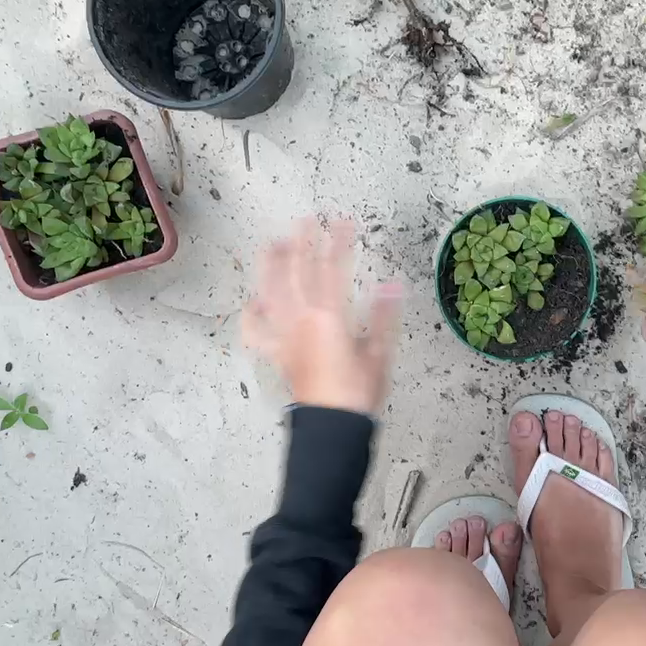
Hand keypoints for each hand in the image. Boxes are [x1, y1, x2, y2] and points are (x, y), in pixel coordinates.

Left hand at [241, 218, 402, 415]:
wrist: (331, 424)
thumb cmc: (357, 392)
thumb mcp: (379, 353)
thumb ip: (383, 315)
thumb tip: (393, 285)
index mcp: (329, 316)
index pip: (333, 268)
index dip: (338, 241)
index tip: (343, 221)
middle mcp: (301, 320)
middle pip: (296, 272)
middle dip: (300, 243)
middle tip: (304, 221)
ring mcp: (285, 335)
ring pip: (271, 292)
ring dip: (270, 266)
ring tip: (270, 245)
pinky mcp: (277, 353)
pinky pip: (257, 332)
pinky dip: (252, 315)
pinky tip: (252, 303)